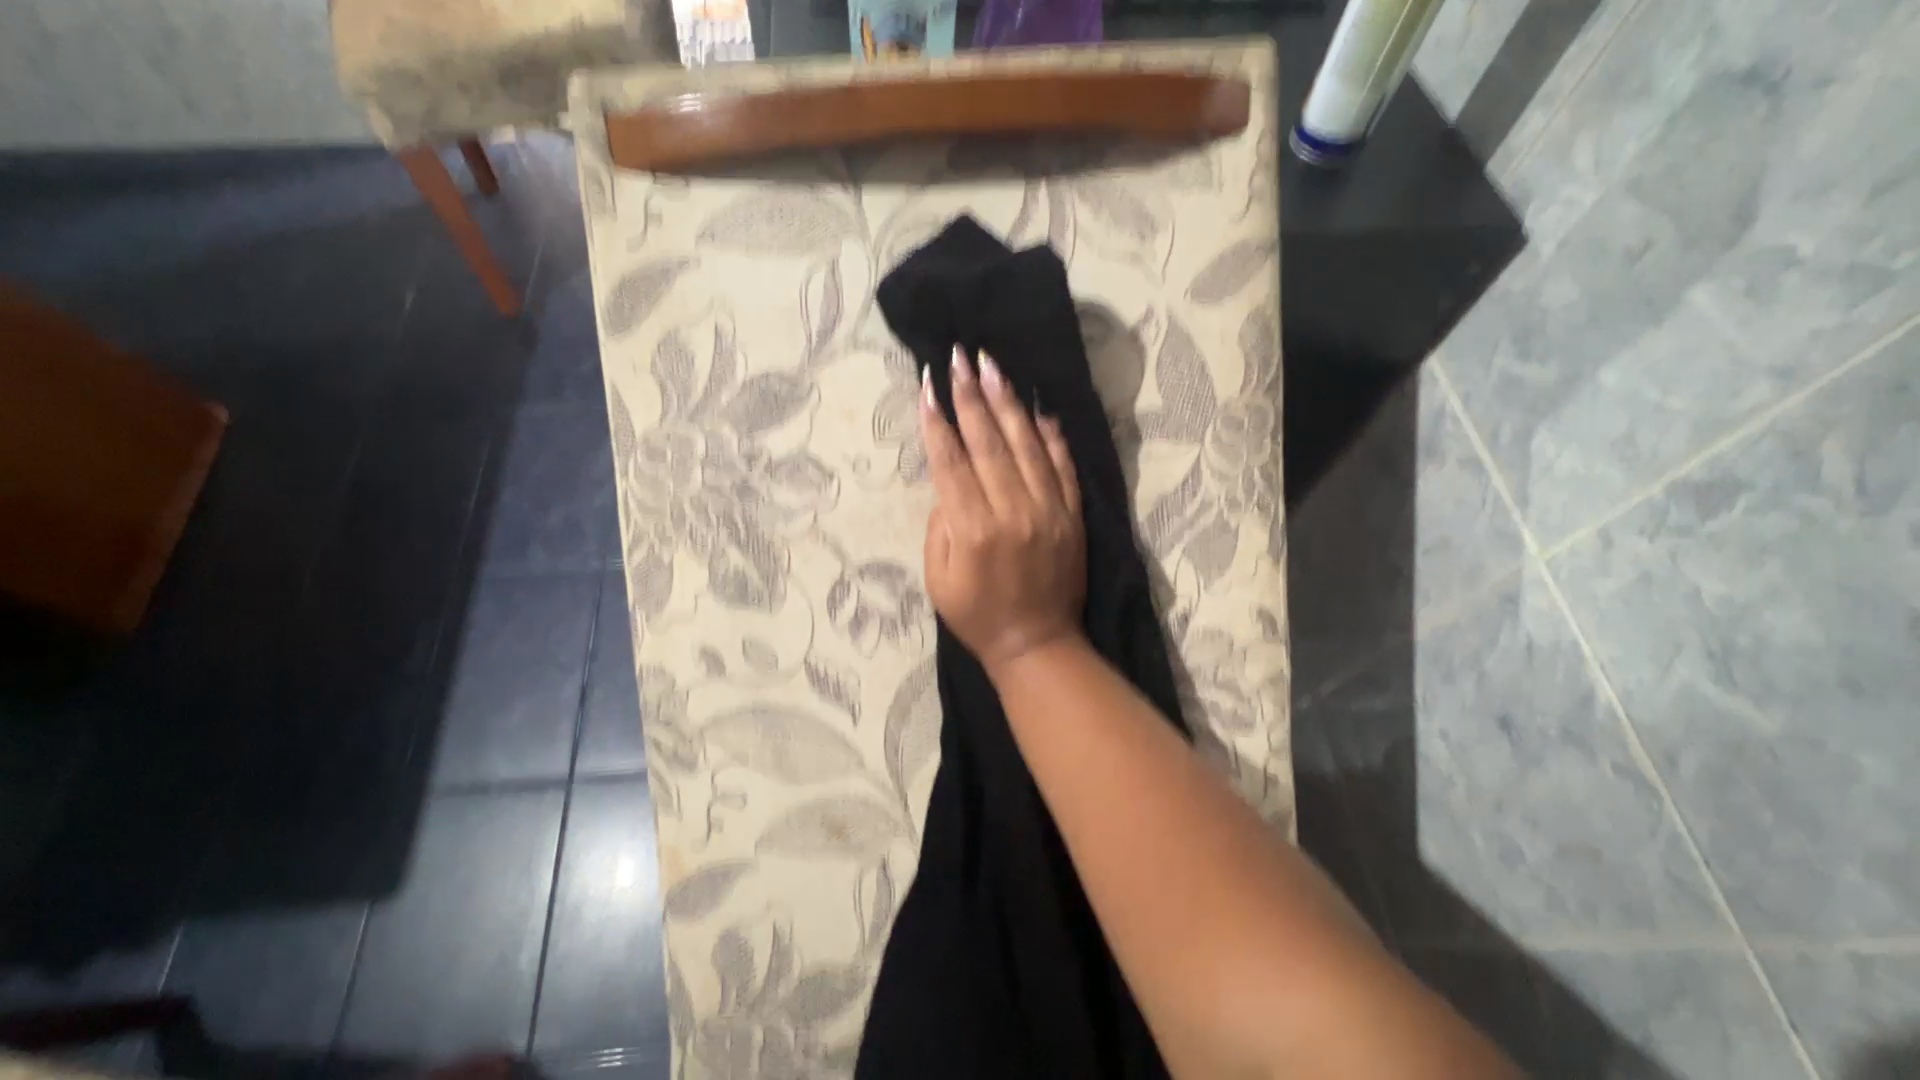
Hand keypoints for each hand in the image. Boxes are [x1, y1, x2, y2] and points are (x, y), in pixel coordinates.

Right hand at [920, 345, 1086, 674]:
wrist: (1036, 645)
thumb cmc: (976, 616)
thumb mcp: (938, 579)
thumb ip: (941, 526)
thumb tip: (950, 483)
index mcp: (974, 530)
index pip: (951, 462)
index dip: (937, 421)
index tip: (928, 384)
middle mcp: (1013, 512)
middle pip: (988, 442)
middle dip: (970, 395)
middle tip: (959, 356)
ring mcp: (1049, 511)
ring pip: (1027, 445)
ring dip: (1008, 402)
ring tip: (992, 365)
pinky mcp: (1073, 516)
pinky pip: (1063, 467)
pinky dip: (1052, 436)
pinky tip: (1039, 409)